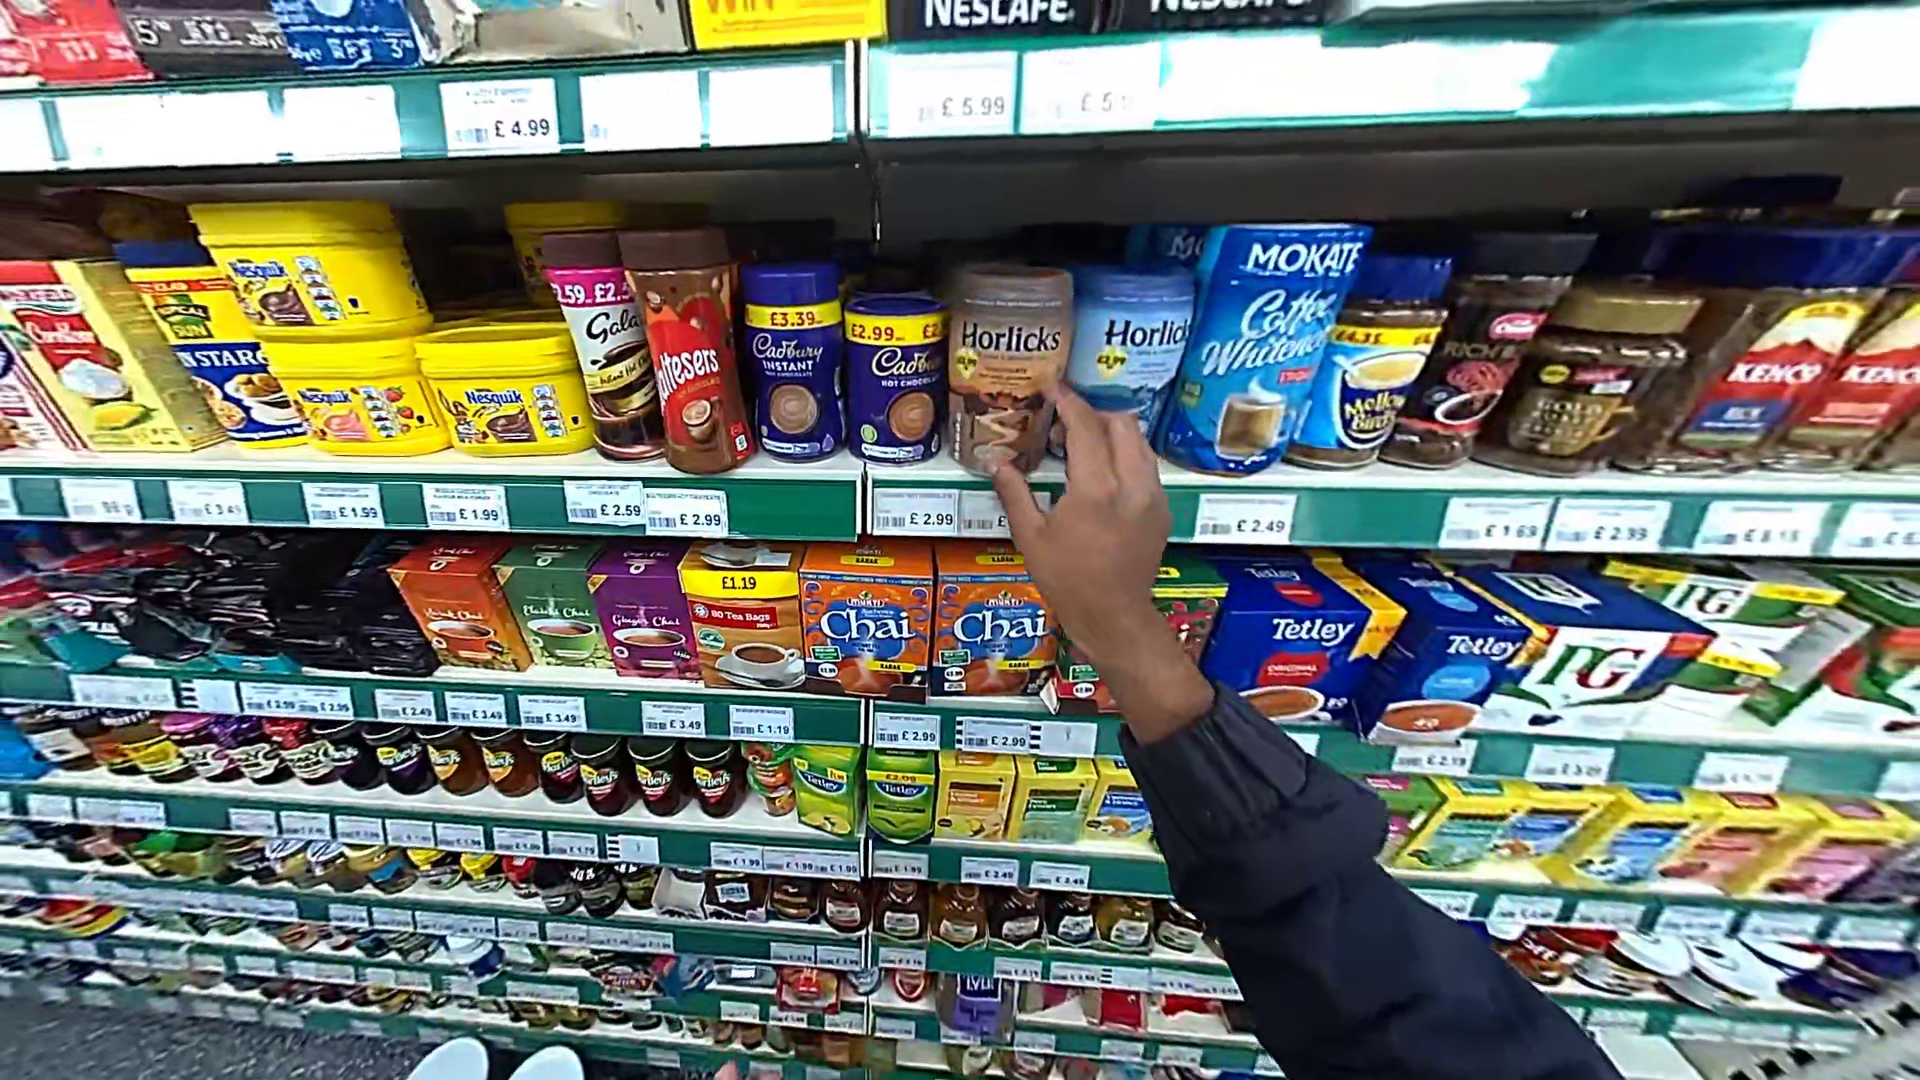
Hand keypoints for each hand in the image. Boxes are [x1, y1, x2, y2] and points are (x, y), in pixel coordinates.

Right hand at [993, 384, 1212, 742]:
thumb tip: (995, 462)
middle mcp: (1131, 484)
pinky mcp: (1162, 508)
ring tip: (1085, 443)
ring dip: (1112, 432)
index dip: (1068, 401)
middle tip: (1066, 421)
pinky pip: (1147, 464)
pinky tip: (1105, 471)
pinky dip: (1127, 454)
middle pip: (1120, 423)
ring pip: (1139, 441)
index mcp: (1095, 490)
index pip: (1086, 426)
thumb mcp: (1030, 537)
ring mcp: (1153, 495)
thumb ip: (1014, 492)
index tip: (1053, 387)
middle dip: (1093, 413)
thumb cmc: (1066, 579)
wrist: (1113, 615)